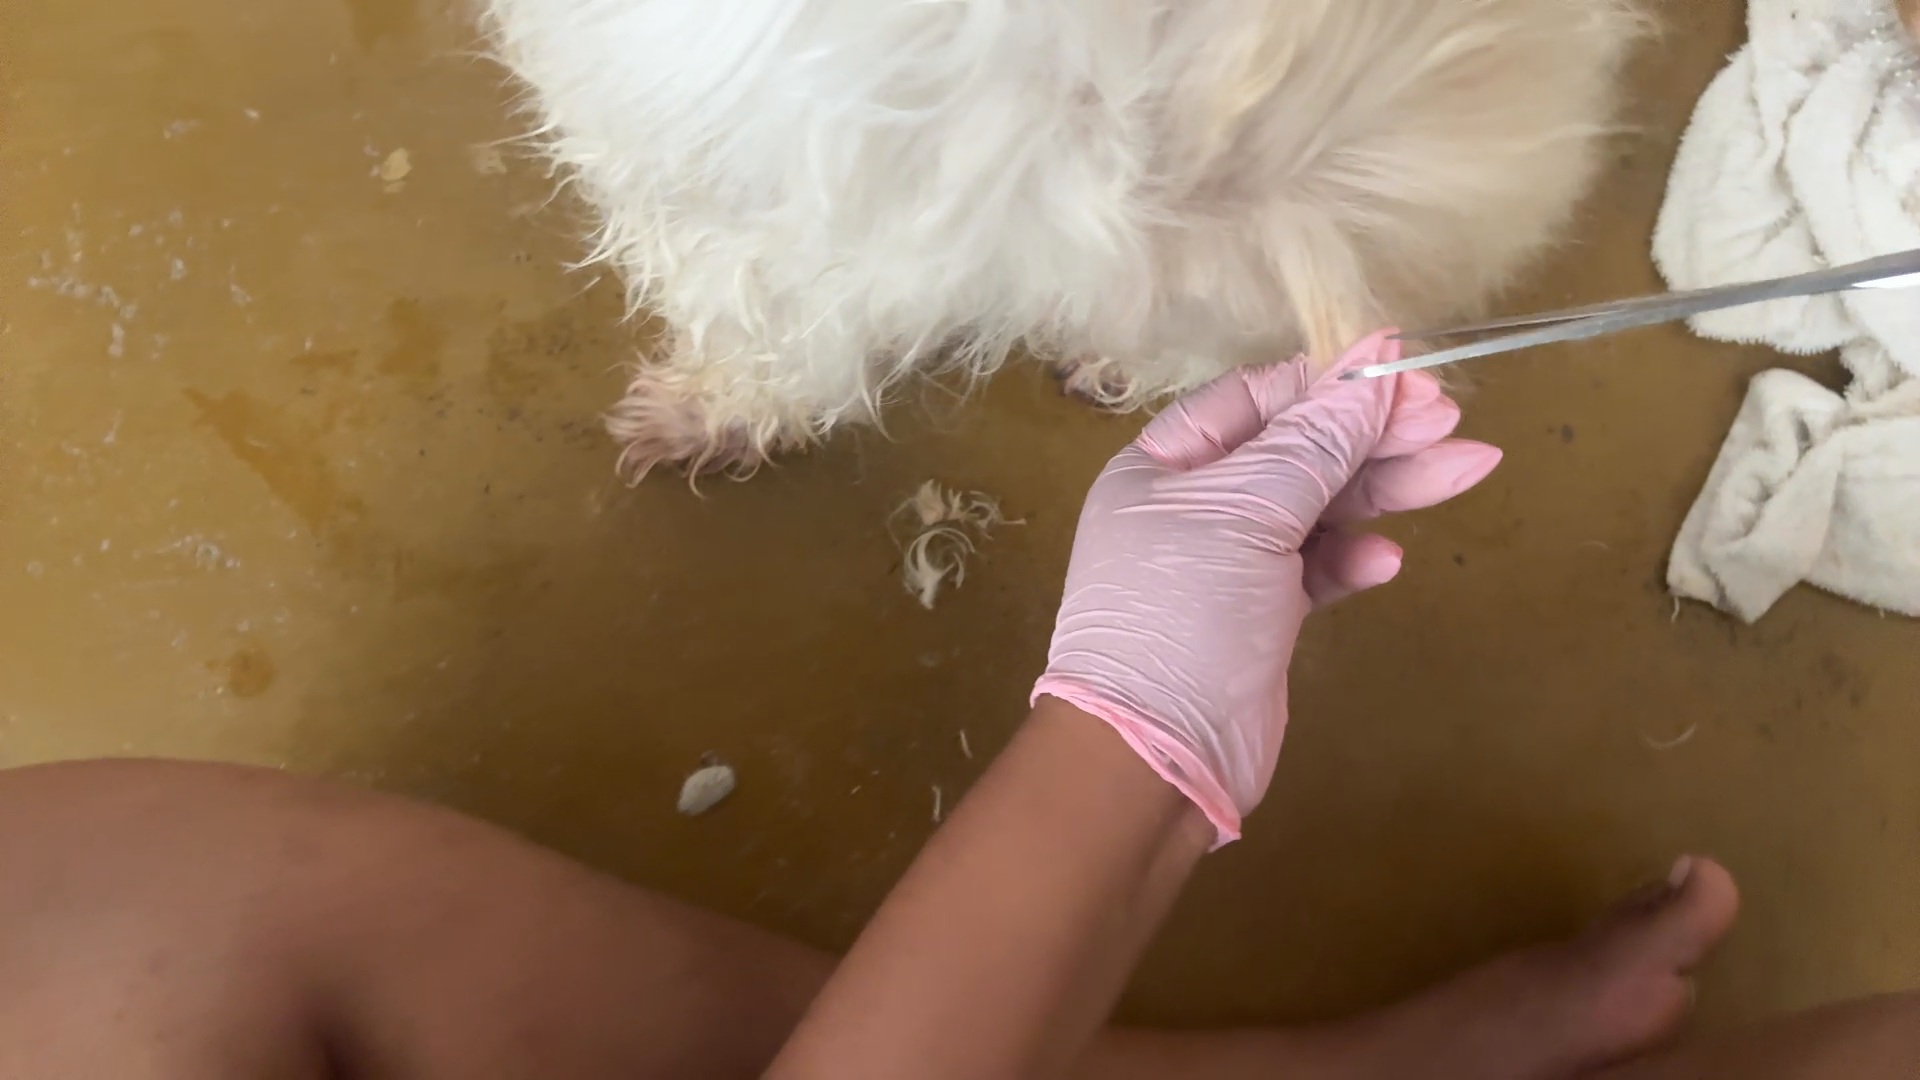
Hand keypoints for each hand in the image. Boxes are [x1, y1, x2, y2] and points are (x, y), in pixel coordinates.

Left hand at [1032, 331, 1501, 844]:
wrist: (1156, 750)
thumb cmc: (1183, 612)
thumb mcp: (1244, 512)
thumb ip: (1311, 443)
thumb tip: (1372, 365)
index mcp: (1159, 467)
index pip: (1248, 403)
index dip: (1322, 384)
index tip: (1401, 368)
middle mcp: (1187, 508)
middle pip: (1289, 451)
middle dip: (1367, 434)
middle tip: (1450, 422)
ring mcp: (1223, 563)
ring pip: (1311, 508)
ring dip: (1380, 489)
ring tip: (1466, 468)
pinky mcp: (1257, 613)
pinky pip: (1312, 568)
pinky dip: (1349, 558)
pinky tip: (1385, 561)